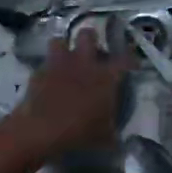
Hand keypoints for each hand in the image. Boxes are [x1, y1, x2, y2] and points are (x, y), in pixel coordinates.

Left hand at [9, 29, 132, 155]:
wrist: (41, 130)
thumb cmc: (80, 132)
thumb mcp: (105, 137)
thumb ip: (113, 131)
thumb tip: (117, 136)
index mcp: (106, 76)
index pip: (125, 59)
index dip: (131, 59)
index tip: (133, 64)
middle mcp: (84, 63)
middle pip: (88, 35)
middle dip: (91, 38)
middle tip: (92, 51)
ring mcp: (59, 64)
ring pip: (60, 41)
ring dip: (64, 48)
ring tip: (66, 59)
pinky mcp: (39, 73)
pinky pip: (45, 64)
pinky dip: (47, 70)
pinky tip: (49, 80)